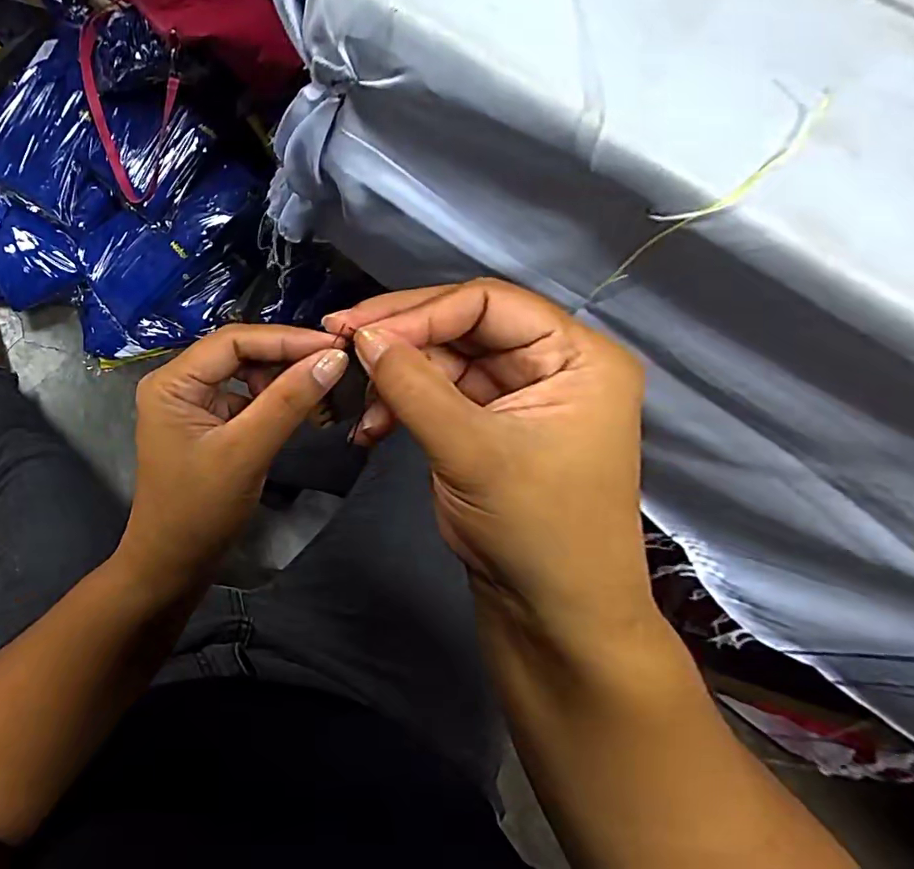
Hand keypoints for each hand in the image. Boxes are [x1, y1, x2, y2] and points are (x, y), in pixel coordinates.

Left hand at [122, 324, 347, 587]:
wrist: (171, 563)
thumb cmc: (199, 510)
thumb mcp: (246, 452)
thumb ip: (288, 402)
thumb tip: (333, 358)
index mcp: (170, 382)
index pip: (232, 340)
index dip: (285, 338)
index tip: (335, 346)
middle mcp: (175, 383)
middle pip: (236, 352)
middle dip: (284, 357)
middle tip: (335, 364)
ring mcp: (188, 403)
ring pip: (241, 373)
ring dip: (279, 378)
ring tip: (319, 389)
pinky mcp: (203, 422)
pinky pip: (241, 397)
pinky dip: (270, 400)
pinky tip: (297, 408)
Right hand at [324, 280, 651, 638]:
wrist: (549, 609)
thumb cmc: (537, 527)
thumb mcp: (472, 450)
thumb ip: (413, 385)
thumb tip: (361, 336)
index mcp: (575, 357)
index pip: (487, 303)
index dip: (419, 312)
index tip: (357, 331)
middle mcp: (547, 363)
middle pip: (457, 324)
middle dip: (396, 339)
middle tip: (338, 344)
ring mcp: (511, 391)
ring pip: (435, 357)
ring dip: (390, 379)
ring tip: (361, 412)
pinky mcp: (480, 418)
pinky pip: (428, 390)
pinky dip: (395, 404)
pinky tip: (370, 430)